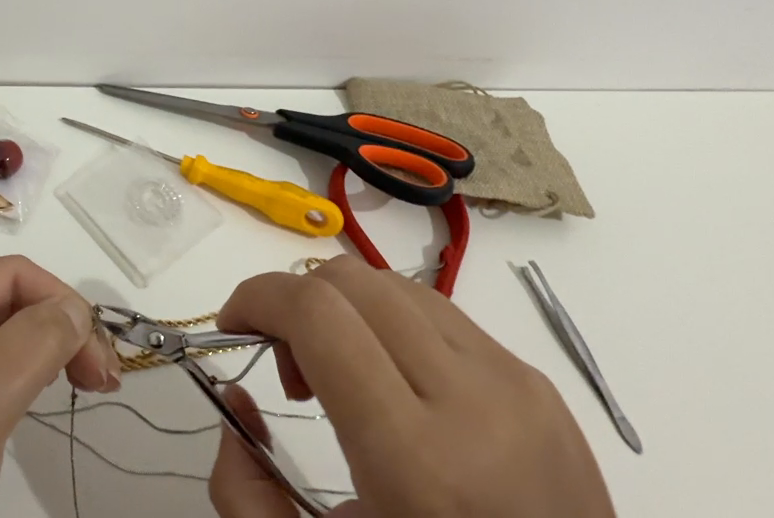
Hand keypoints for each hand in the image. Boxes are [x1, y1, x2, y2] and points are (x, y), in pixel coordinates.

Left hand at [0, 255, 119, 517]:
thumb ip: (23, 349)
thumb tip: (77, 307)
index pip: (5, 276)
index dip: (57, 300)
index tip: (97, 354)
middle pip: (11, 303)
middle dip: (63, 327)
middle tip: (105, 379)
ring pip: (12, 338)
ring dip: (58, 350)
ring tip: (95, 384)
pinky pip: (4, 375)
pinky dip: (41, 376)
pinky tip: (58, 392)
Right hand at [209, 257, 615, 517]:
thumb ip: (245, 491)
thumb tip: (238, 396)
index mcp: (415, 460)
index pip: (318, 313)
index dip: (258, 297)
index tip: (233, 326)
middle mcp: (472, 401)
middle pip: (351, 281)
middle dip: (295, 302)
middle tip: (290, 372)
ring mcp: (515, 384)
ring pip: (395, 286)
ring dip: (343, 309)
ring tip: (343, 378)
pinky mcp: (539, 384)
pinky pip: (442, 314)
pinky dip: (391, 327)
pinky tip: (397, 389)